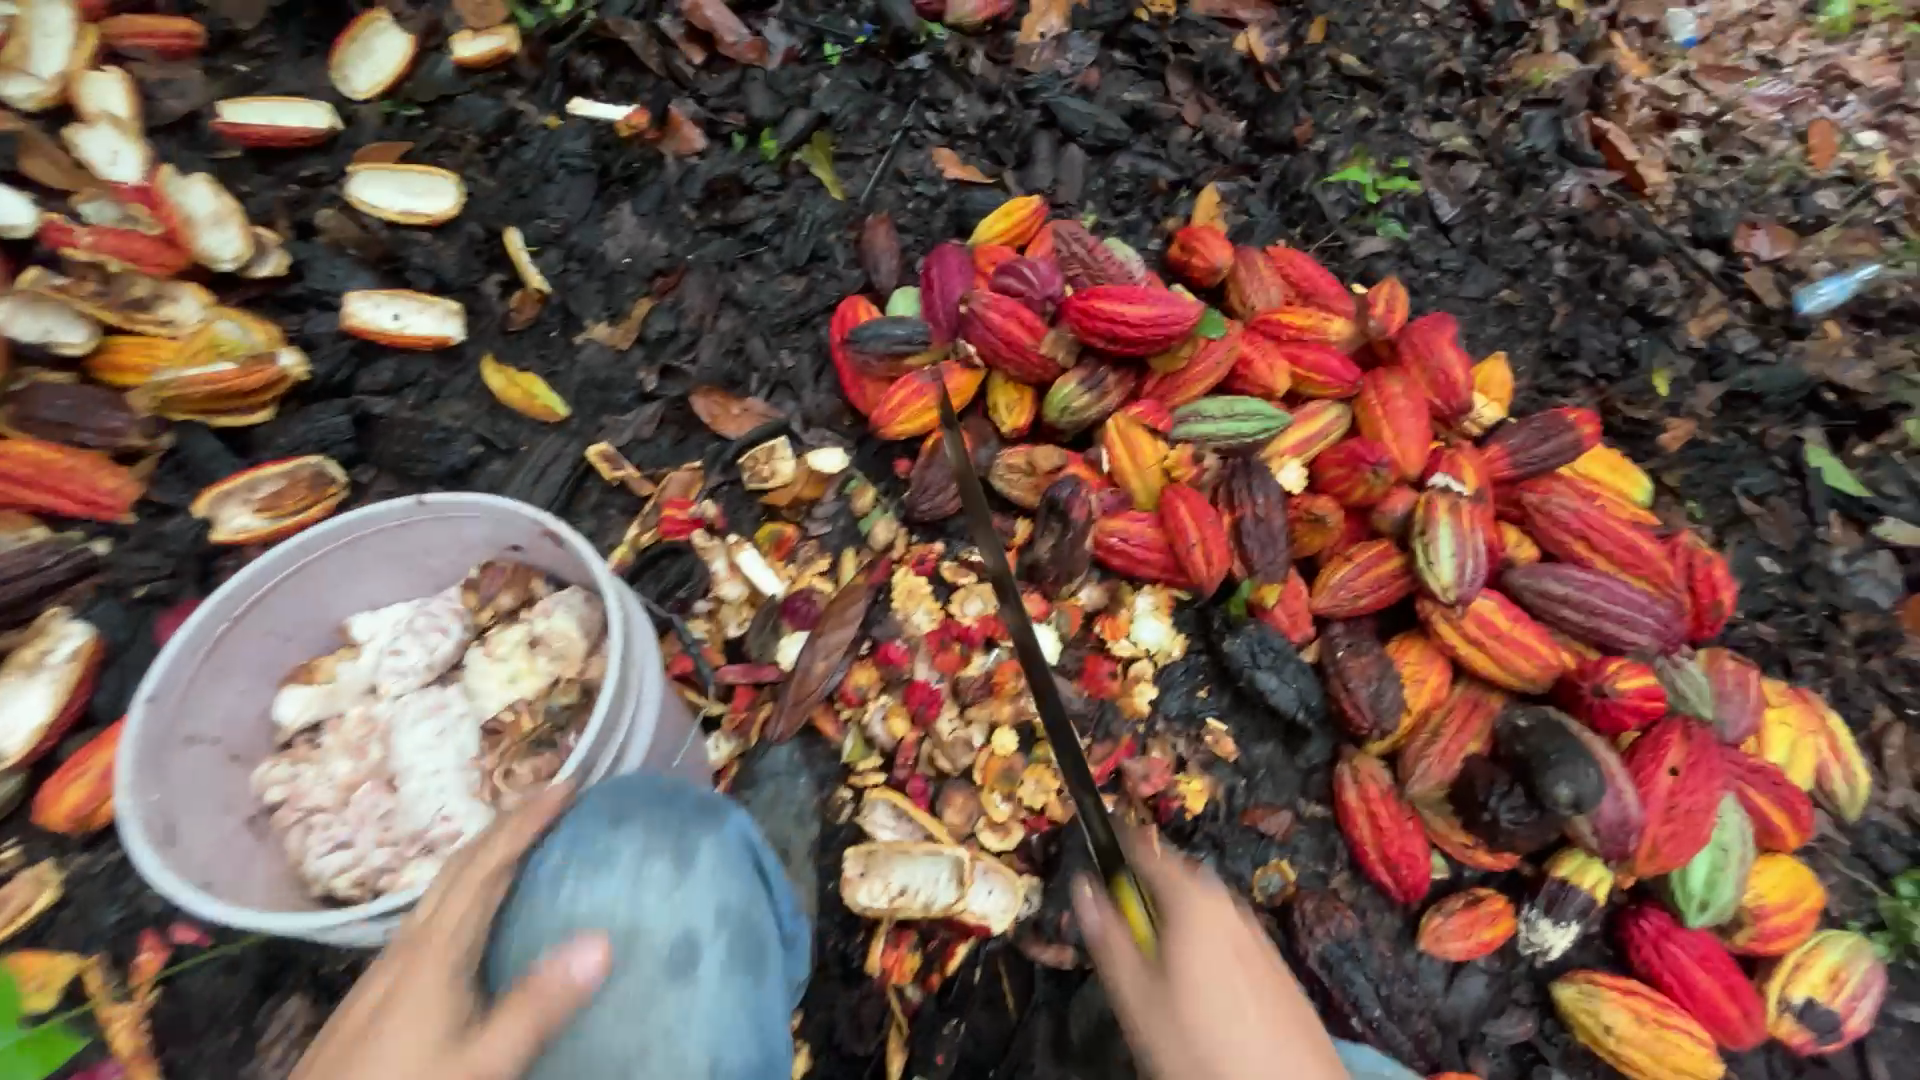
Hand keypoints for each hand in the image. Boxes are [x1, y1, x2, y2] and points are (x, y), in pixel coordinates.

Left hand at [293, 782, 610, 1079]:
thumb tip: (604, 940)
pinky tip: (480, 911)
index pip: (487, 865)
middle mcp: (411, 944)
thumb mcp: (480, 1064)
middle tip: (555, 800)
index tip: (567, 785)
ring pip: (444, 887)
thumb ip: (537, 1005)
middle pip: (461, 865)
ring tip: (526, 840)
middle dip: (508, 823)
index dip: (527, 820)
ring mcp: (389, 967)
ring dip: (488, 851)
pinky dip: (471, 884)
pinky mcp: (381, 991)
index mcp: (437, 950)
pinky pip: (437, 911)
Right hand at [1074, 833, 1348, 1079]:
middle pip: (1176, 878)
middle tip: (1125, 922)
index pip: (1145, 849)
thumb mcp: (1137, 995)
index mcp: (1191, 898)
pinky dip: (1207, 944)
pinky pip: (1228, 935)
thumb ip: (1107, 934)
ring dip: (1177, 919)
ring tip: (1160, 962)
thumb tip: (1082, 884)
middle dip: (1147, 890)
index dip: (1118, 845)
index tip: (1099, 847)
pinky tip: (1203, 989)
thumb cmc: (1200, 1042)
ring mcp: (1256, 931)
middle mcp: (1227, 902)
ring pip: (1203, 909)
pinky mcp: (1275, 963)